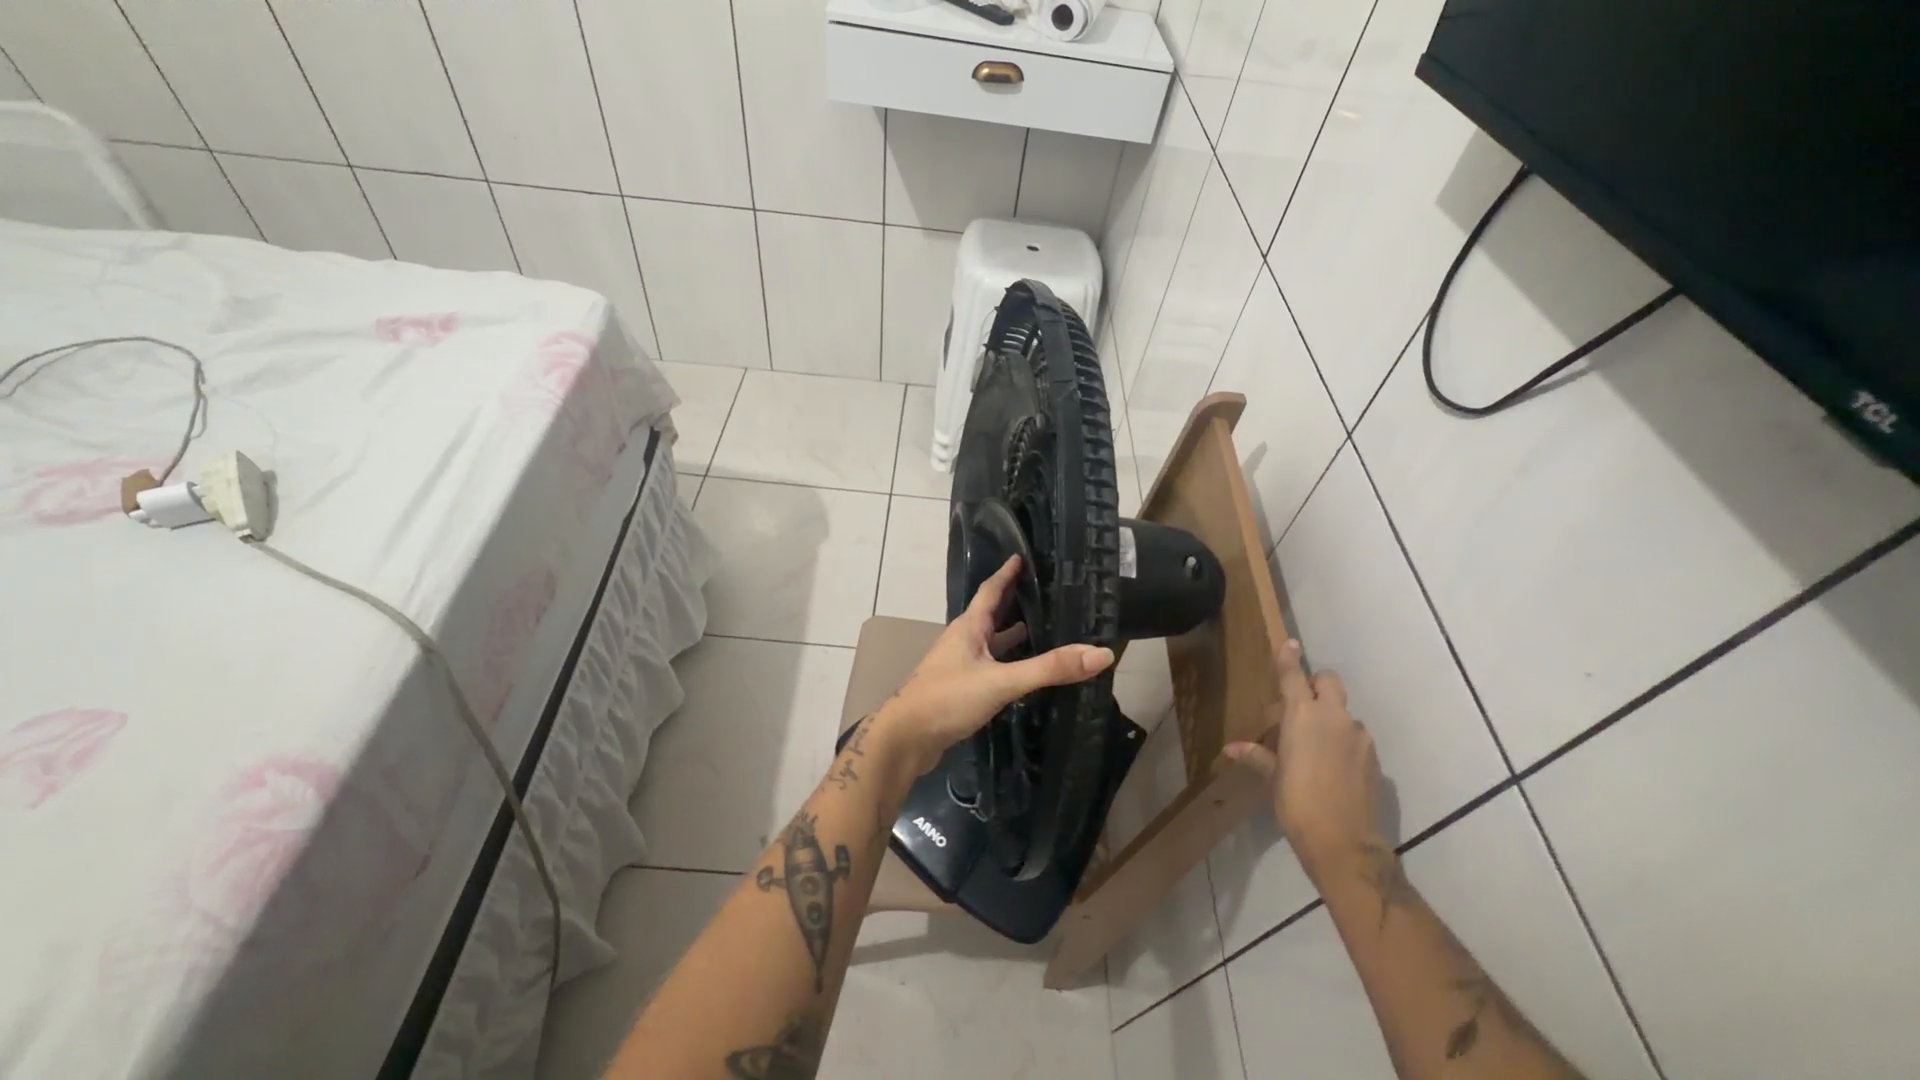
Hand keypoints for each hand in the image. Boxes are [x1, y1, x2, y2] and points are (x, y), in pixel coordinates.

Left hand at [875, 555, 1114, 776]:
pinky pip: (991, 668)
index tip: (1024, 556)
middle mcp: (963, 641)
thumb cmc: (947, 699)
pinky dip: (1010, 664)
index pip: (991, 590)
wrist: (905, 739)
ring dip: (1014, 636)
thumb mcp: (1002, 681)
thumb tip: (1101, 653)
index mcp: (969, 628)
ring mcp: (960, 667)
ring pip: (993, 643)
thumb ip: (1049, 669)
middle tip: (1047, 591)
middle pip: (993, 615)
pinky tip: (1026, 673)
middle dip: (1016, 602)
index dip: (1007, 573)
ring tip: (1046, 629)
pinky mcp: (961, 690)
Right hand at [1225, 640, 1386, 885]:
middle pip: (1329, 682)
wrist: (1343, 839)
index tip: (1289, 644)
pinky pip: (1355, 736)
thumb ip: (1257, 756)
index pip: (1294, 676)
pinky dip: (1344, 741)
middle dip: (1317, 684)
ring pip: (1344, 712)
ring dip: (1331, 718)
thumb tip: (1232, 749)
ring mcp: (1357, 735)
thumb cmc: (1296, 803)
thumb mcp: (1273, 778)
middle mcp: (1333, 717)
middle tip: (1303, 701)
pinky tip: (1334, 766)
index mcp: (1302, 716)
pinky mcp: (1372, 755)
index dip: (1289, 658)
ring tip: (1317, 745)